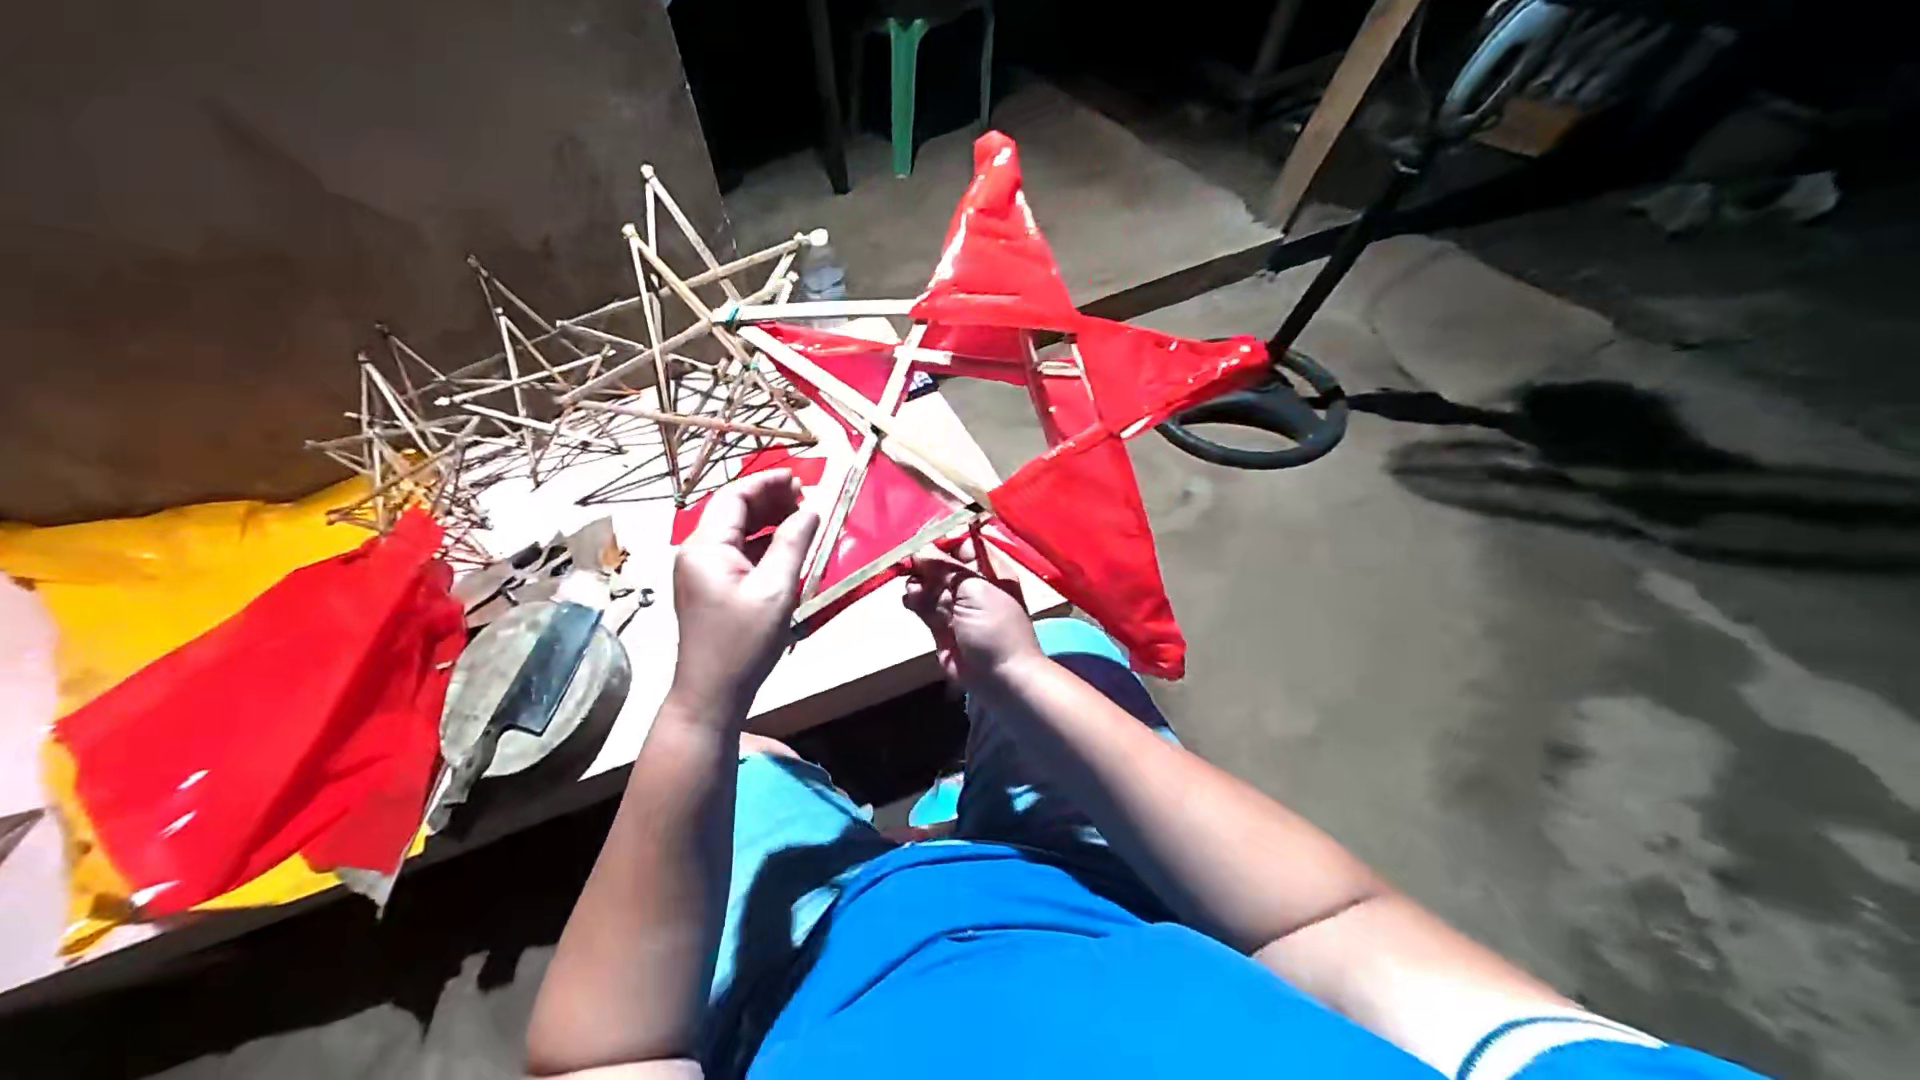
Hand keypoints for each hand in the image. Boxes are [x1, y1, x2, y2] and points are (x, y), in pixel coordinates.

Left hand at [668, 470, 819, 719]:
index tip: (799, 478)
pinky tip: (789, 547)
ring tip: (803, 518)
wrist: (712, 693)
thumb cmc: (743, 643)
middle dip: (770, 500)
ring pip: (738, 532)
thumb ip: (794, 544)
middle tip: (807, 497)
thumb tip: (811, 510)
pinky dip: (764, 544)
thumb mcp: (777, 590)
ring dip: (769, 521)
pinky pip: (739, 554)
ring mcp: (703, 571)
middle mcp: (698, 552)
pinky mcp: (712, 588)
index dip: (767, 483)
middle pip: (734, 511)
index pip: (735, 497)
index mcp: (705, 547)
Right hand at [901, 535, 1041, 687]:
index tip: (918, 539)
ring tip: (913, 587)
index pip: (962, 544)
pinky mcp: (940, 626)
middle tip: (905, 561)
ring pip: (929, 583)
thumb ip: (946, 568)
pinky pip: (922, 605)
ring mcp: (955, 606)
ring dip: (917, 581)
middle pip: (941, 563)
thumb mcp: (975, 590)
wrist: (1001, 678)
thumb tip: (921, 550)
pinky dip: (913, 599)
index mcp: (989, 570)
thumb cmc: (995, 628)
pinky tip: (910, 599)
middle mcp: (972, 584)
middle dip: (923, 560)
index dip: (941, 540)